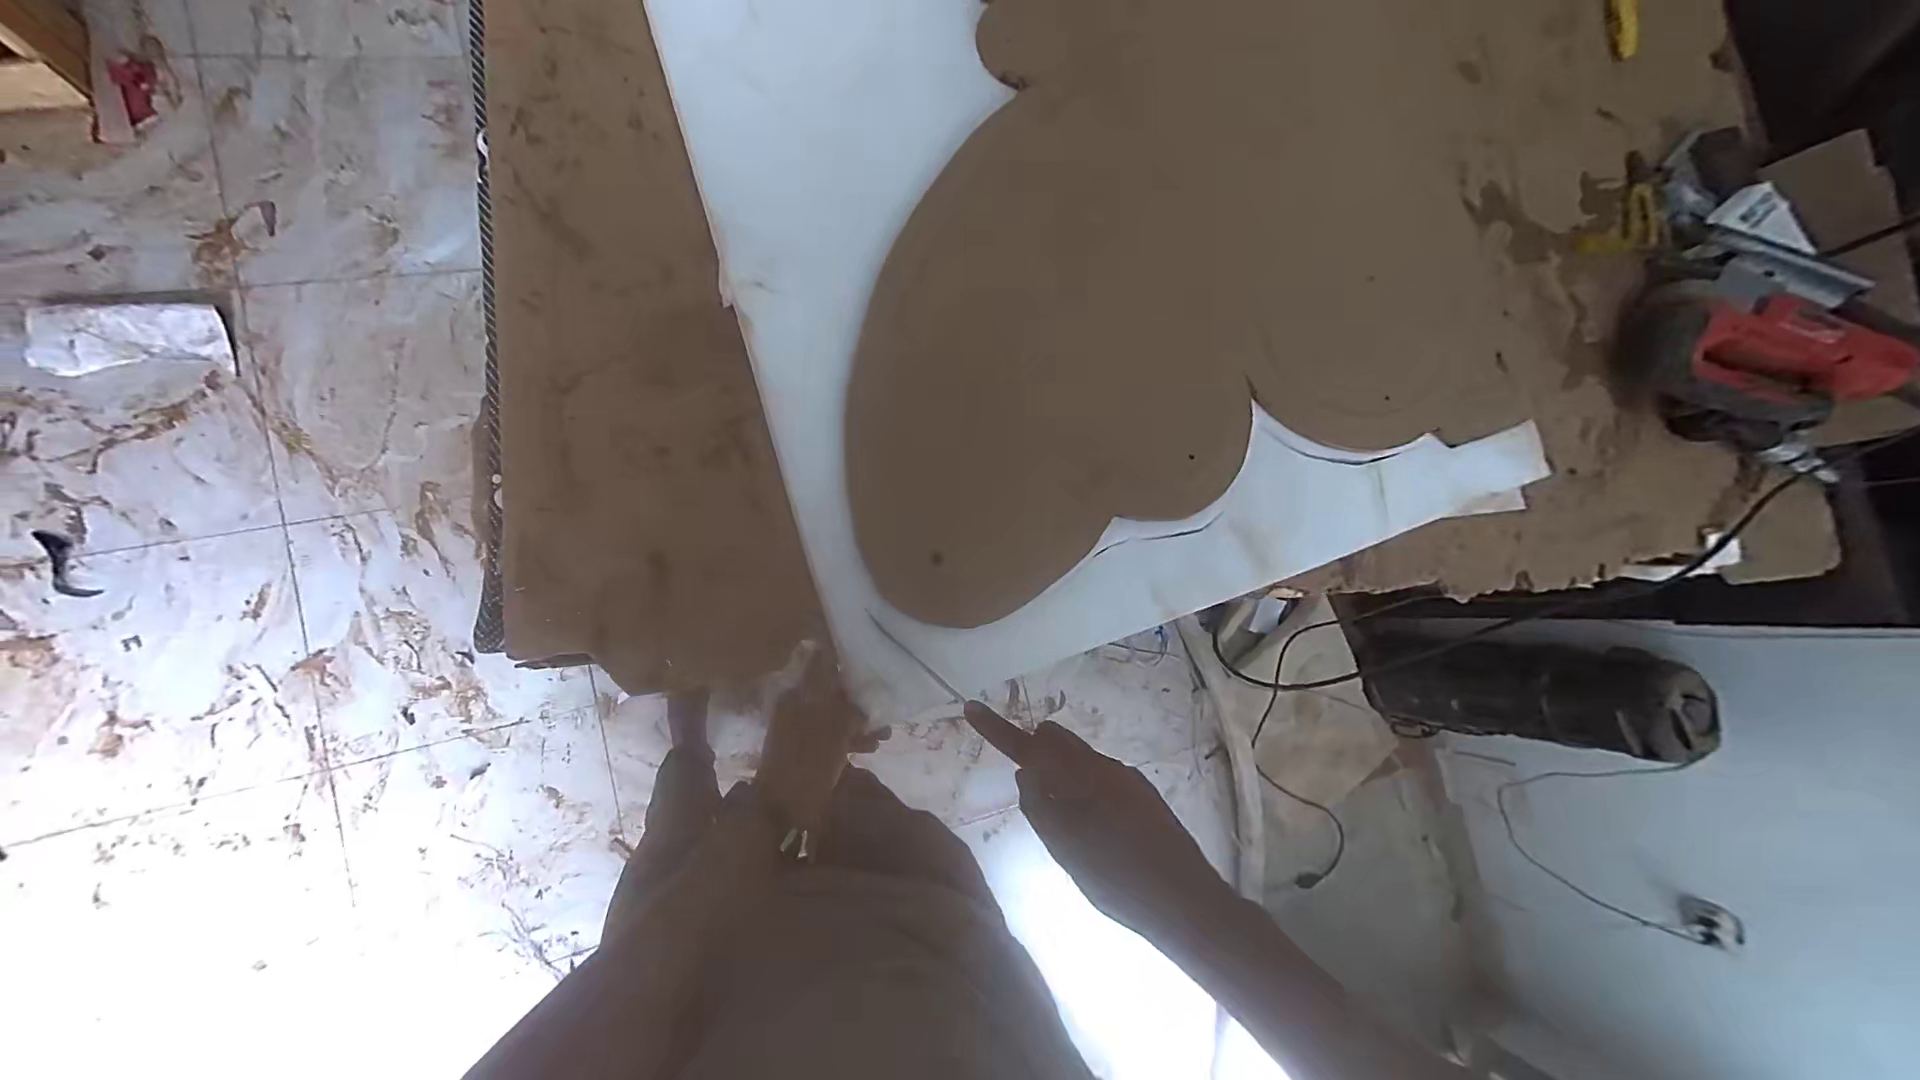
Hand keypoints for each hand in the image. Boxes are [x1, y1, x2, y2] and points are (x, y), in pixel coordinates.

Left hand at [757, 642, 864, 832]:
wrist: (781, 812)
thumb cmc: (809, 764)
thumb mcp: (834, 727)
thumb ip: (846, 701)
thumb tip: (856, 680)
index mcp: (797, 695)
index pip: (821, 664)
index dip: (844, 662)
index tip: (870, 665)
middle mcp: (794, 707)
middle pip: (830, 691)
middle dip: (858, 698)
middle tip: (882, 707)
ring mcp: (797, 730)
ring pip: (832, 715)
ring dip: (857, 721)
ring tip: (882, 735)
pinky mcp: (802, 751)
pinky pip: (829, 735)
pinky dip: (848, 738)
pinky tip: (869, 748)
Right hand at [963, 701, 1232, 938]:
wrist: (1186, 901)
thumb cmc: (1116, 878)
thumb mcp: (1064, 849)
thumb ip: (1038, 806)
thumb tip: (1025, 774)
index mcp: (1079, 776)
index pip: (1027, 746)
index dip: (996, 728)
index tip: (972, 706)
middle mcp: (1103, 766)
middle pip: (1058, 742)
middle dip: (1035, 748)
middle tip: (1025, 776)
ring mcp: (1127, 779)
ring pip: (1081, 760)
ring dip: (1061, 772)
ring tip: (1061, 813)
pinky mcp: (1144, 796)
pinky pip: (1102, 777)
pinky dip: (1084, 787)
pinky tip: (1093, 824)